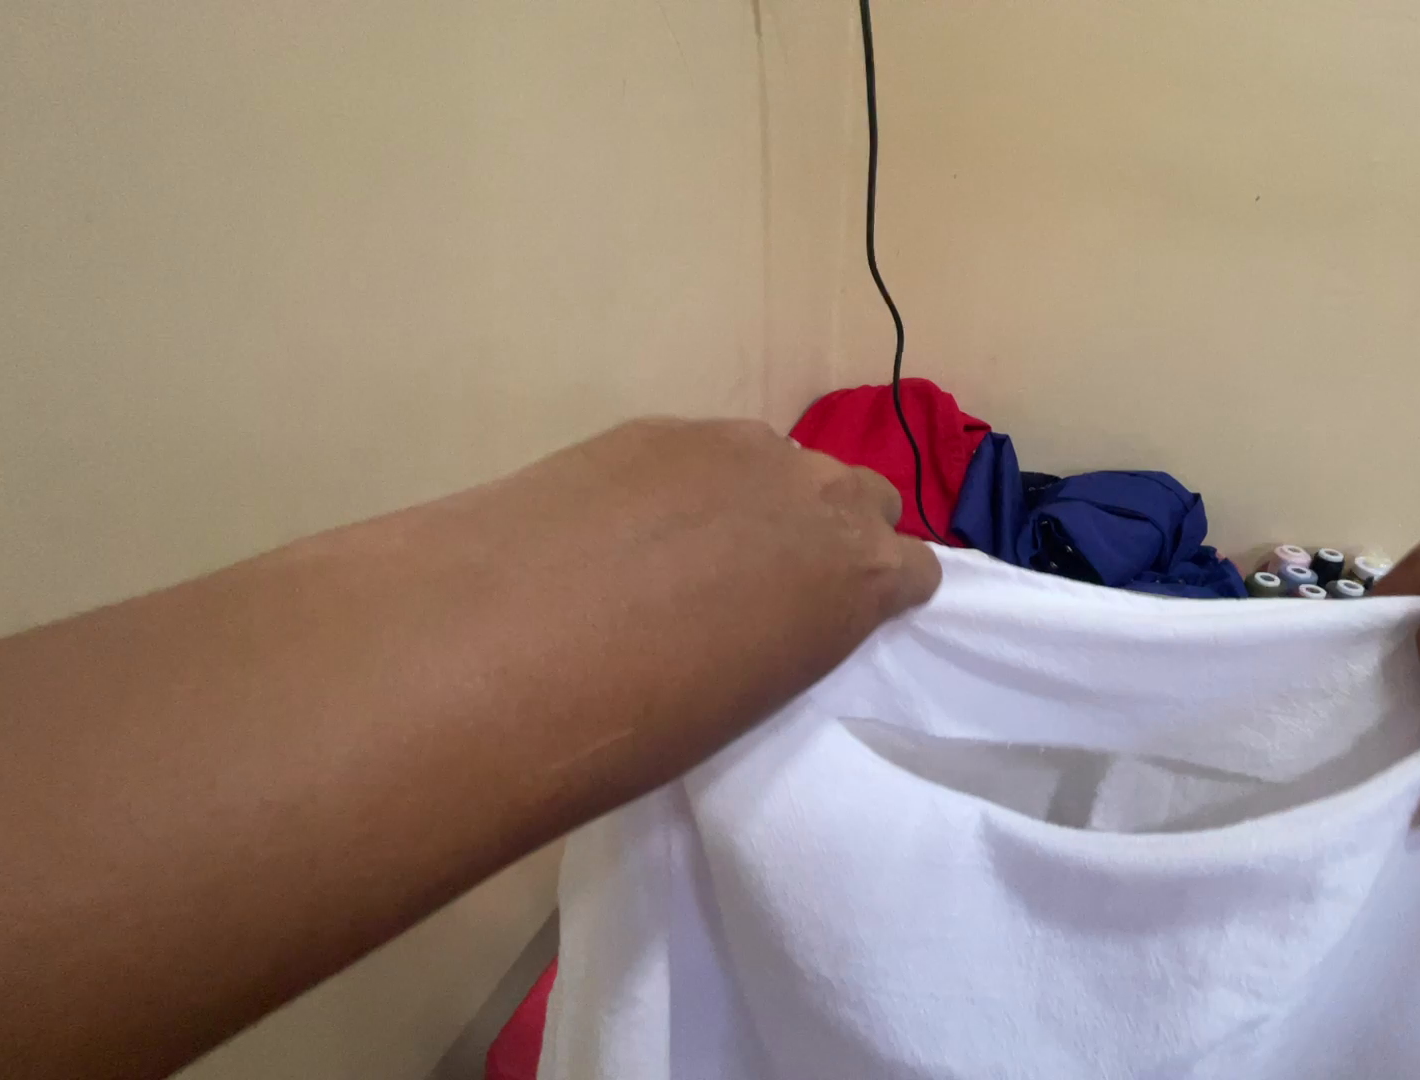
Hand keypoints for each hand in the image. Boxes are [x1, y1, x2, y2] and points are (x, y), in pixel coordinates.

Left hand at [0, 415, 940, 1079]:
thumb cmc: (650, 718)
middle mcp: (820, 494)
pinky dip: (698, 485)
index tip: (853, 615)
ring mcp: (741, 448)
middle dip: (841, 535)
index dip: (888, 591)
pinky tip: (635, 526)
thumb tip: (779, 614)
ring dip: (767, 503)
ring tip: (696, 550)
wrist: (501, 651)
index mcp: (861, 575)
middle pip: (866, 499)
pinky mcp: (663, 428)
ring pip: (787, 467)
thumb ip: (796, 634)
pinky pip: (712, 454)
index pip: (918, 567)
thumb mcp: (758, 694)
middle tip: (778, 580)